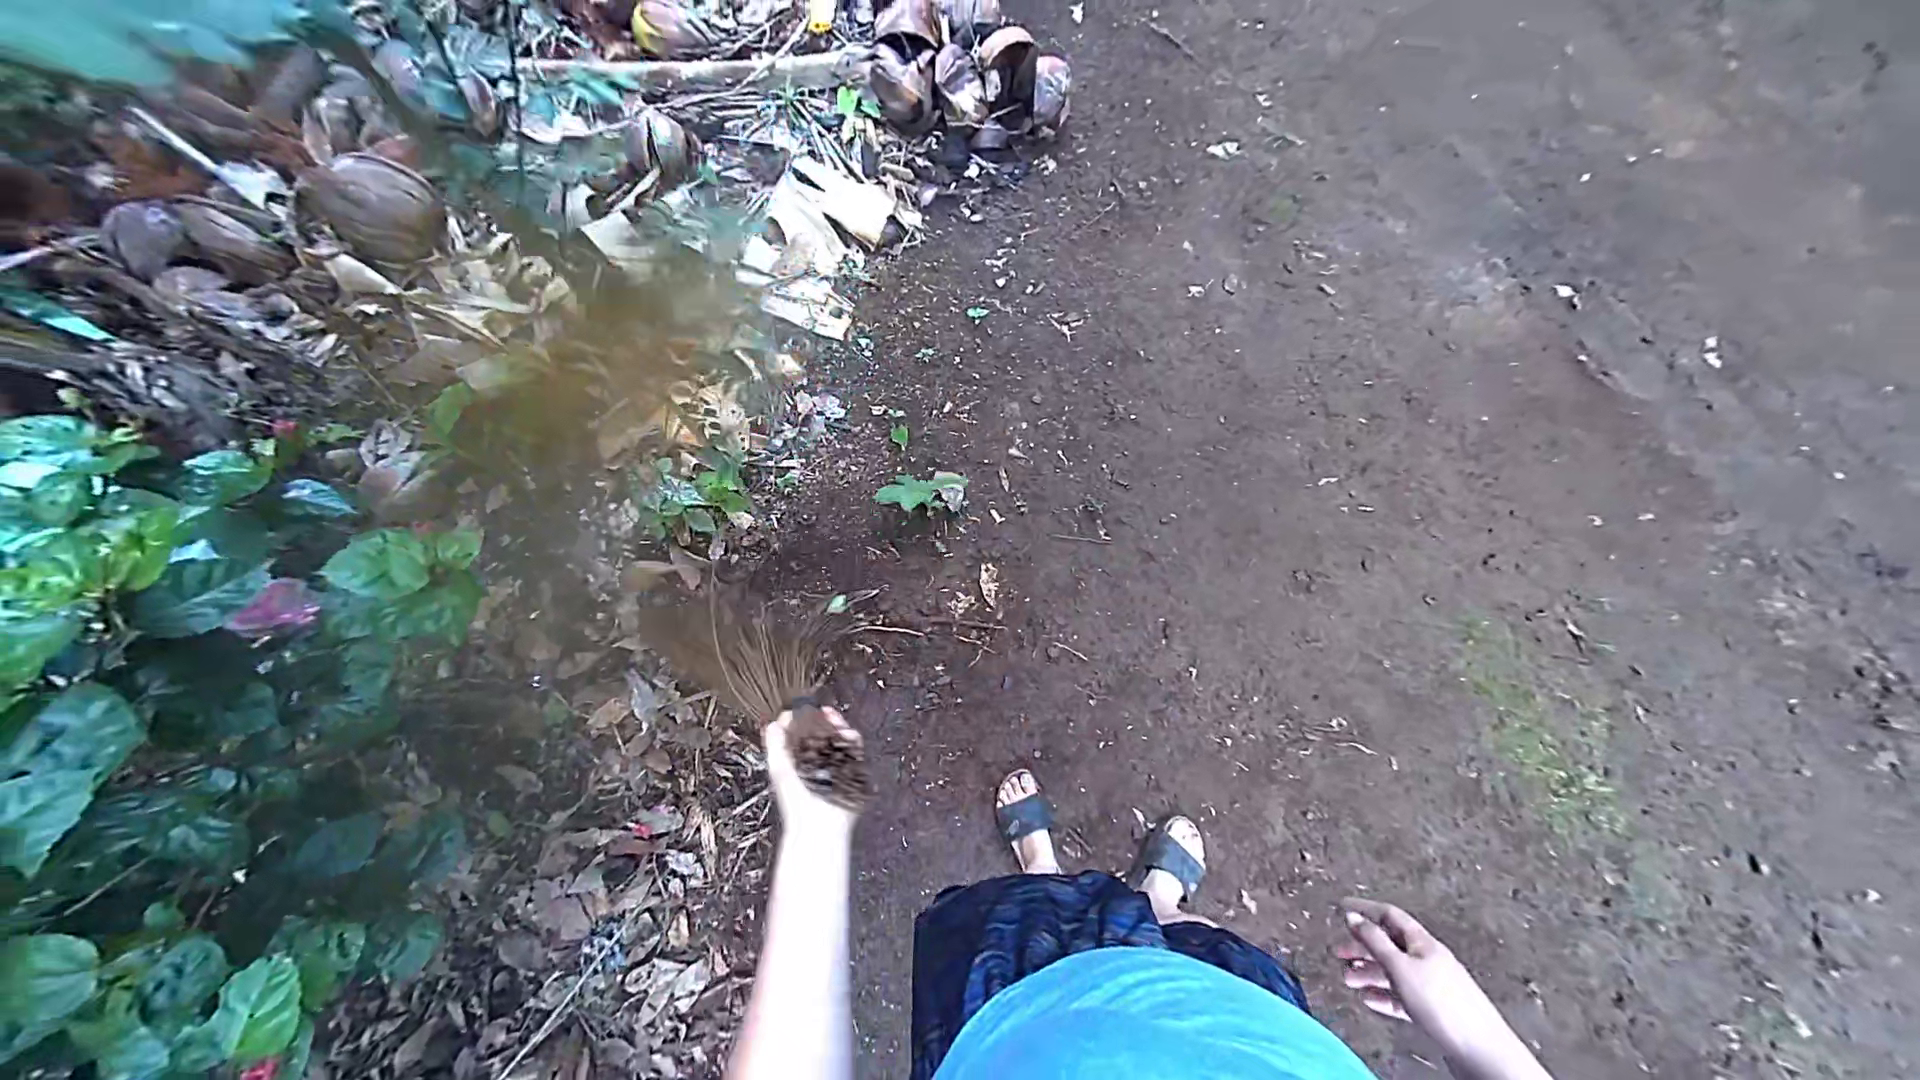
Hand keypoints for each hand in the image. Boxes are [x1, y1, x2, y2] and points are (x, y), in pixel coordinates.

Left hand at [765, 706, 861, 843]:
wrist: (818, 823)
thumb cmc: (796, 801)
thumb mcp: (779, 767)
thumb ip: (776, 744)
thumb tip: (775, 722)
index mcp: (802, 762)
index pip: (808, 734)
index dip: (807, 720)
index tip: (806, 709)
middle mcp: (821, 763)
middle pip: (828, 733)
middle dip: (827, 720)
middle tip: (826, 712)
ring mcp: (838, 766)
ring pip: (843, 739)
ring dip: (840, 727)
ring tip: (836, 720)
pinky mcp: (853, 771)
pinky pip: (856, 749)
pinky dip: (853, 740)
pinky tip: (847, 734)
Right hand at [1338, 899, 1548, 1079]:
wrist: (1483, 1054)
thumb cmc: (1444, 1006)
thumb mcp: (1400, 967)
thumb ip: (1374, 940)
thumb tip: (1353, 916)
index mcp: (1423, 944)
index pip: (1389, 915)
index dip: (1365, 909)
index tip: (1343, 906)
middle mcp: (1428, 960)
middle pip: (1389, 945)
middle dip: (1362, 947)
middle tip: (1340, 951)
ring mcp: (1433, 986)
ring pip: (1393, 972)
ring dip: (1369, 974)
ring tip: (1349, 980)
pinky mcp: (1435, 1011)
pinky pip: (1403, 996)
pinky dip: (1384, 995)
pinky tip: (1371, 999)